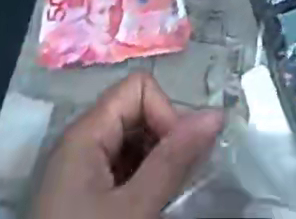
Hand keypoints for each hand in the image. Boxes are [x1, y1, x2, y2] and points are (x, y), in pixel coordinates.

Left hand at [31, 73, 224, 218]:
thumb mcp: (133, 210)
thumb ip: (172, 161)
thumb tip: (215, 114)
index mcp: (86, 132)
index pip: (140, 88)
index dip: (166, 115)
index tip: (179, 160)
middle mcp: (82, 141)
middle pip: (136, 113)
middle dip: (165, 141)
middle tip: (177, 185)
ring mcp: (81, 170)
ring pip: (132, 144)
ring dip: (156, 165)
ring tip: (164, 200)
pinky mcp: (83, 196)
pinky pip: (122, 170)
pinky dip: (142, 183)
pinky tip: (148, 209)